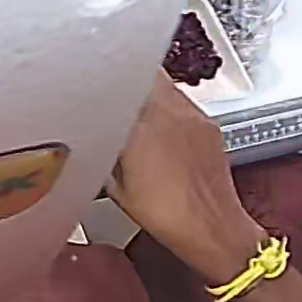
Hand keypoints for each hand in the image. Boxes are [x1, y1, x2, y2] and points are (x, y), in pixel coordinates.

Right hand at [108, 73, 269, 282]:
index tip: (91, 95)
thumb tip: (99, 143)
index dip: (101, 87)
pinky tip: (161, 132)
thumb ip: (106, 157)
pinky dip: (168, 108)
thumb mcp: (118, 189)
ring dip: (148, 92)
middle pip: (142, 75)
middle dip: (125, 81)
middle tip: (111, 96)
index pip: (115, 88)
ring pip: (165, 85)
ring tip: (136, 113)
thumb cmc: (166, 215)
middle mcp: (168, 113)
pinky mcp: (208, 124)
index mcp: (138, 128)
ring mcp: (192, 115)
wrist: (211, 226)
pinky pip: (183, 103)